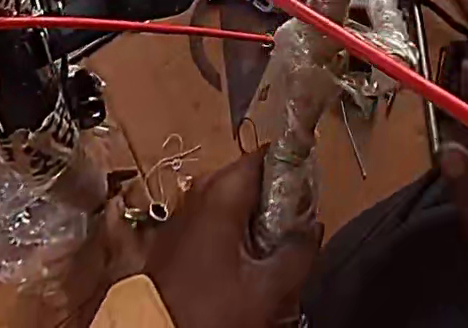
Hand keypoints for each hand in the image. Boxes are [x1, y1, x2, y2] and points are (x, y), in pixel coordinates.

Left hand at [145, 150, 320, 327]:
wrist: (153, 327)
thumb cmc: (210, 306)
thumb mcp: (263, 290)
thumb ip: (296, 255)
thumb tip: (315, 226)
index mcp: (223, 190)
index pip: (264, 157)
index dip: (290, 169)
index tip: (309, 193)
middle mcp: (204, 186)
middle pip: (250, 176)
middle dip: (276, 198)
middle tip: (295, 228)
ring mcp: (189, 203)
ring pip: (234, 195)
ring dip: (256, 215)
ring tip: (274, 248)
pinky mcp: (181, 224)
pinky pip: (216, 211)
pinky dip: (236, 225)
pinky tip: (246, 256)